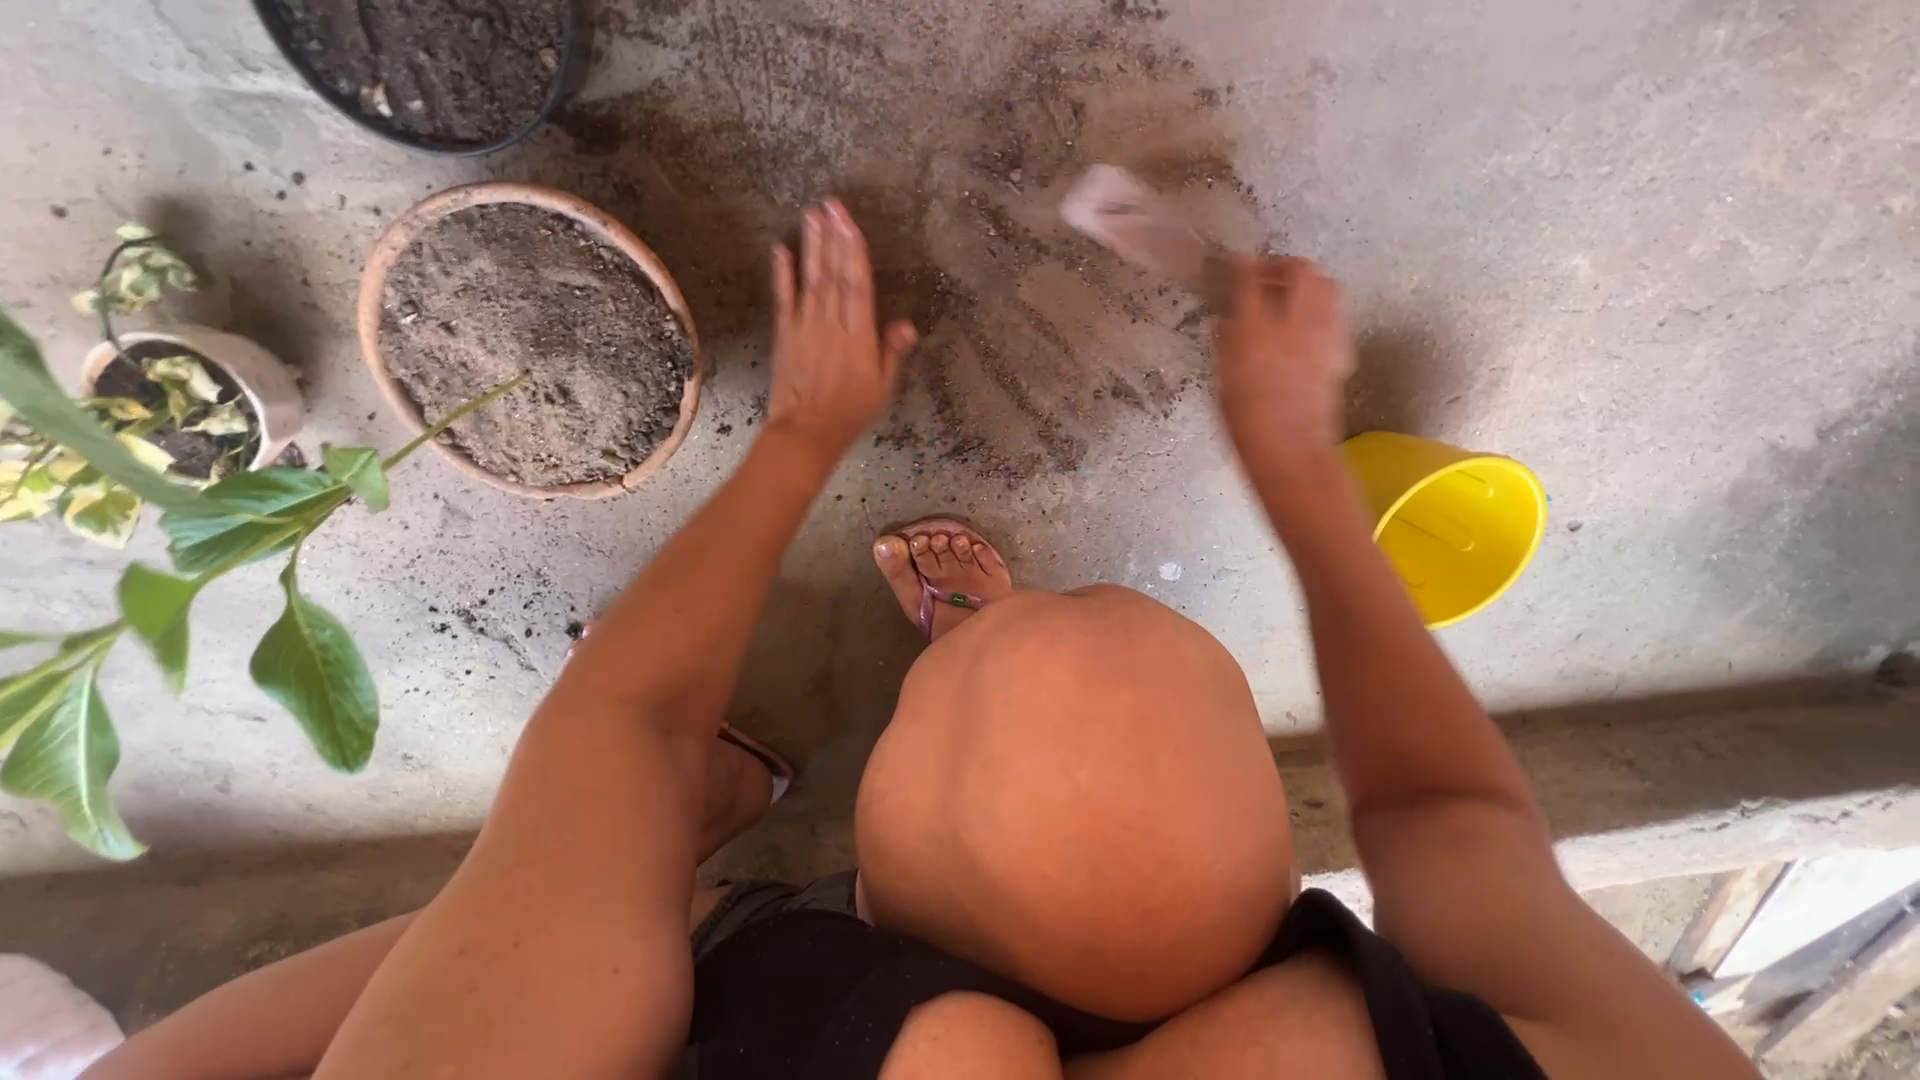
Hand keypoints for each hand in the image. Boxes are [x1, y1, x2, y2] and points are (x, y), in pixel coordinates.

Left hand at [765, 198, 917, 457]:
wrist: (806, 432)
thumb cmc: (850, 413)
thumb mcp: (882, 387)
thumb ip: (891, 353)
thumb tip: (906, 325)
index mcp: (859, 336)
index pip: (859, 283)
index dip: (854, 249)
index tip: (851, 221)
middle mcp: (832, 324)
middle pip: (834, 273)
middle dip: (834, 237)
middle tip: (832, 204)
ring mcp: (806, 327)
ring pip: (811, 279)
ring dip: (812, 246)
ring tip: (813, 215)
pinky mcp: (785, 335)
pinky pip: (784, 299)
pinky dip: (782, 274)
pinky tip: (781, 250)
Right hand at [1213, 256, 1354, 465]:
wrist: (1290, 450)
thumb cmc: (1246, 423)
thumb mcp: (1223, 381)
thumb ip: (1228, 343)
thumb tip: (1230, 320)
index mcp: (1255, 333)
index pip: (1250, 280)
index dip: (1243, 265)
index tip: (1237, 260)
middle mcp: (1293, 326)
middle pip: (1300, 270)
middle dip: (1284, 265)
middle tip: (1269, 275)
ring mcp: (1322, 337)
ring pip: (1328, 285)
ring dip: (1310, 282)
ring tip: (1293, 296)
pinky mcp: (1340, 352)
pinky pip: (1337, 315)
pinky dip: (1324, 310)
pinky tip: (1310, 327)